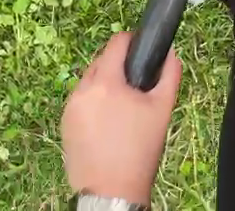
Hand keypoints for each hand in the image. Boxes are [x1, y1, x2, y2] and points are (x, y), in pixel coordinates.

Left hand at [62, 32, 181, 203]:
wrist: (112, 194)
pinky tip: (107, 121)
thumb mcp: (162, 110)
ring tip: (121, 106)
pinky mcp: (64, 125)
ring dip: (104, 84)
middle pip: (101, 60)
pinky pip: (80, 101)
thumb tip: (170, 53)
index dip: (132, 40)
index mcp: (106, 82)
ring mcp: (70, 108)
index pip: (116, 43)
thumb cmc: (140, 151)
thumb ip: (169, 74)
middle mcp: (82, 90)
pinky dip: (93, 102)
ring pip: (89, 80)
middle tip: (135, 85)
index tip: (142, 50)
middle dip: (118, 66)